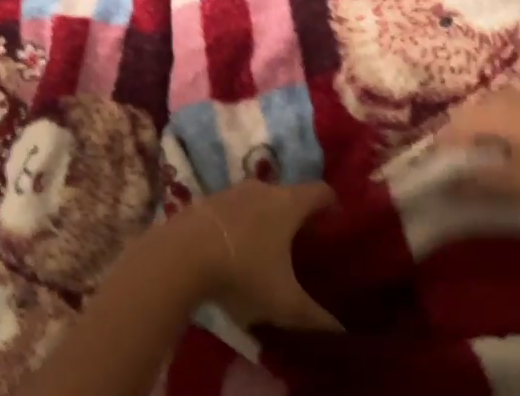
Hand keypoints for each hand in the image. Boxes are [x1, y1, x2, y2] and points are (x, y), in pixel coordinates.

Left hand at [170, 180, 340, 331]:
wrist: (179, 256)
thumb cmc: (242, 271)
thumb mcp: (284, 303)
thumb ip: (316, 317)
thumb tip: (340, 331)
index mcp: (288, 203)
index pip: (321, 191)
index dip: (333, 206)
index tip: (337, 228)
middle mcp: (262, 188)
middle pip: (289, 195)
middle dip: (298, 218)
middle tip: (304, 248)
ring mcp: (230, 191)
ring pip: (258, 201)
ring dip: (265, 221)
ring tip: (268, 252)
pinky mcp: (205, 202)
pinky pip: (232, 211)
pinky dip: (239, 226)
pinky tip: (235, 252)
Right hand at [435, 89, 519, 213]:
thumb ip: (480, 184)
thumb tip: (444, 186)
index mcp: (495, 110)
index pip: (450, 131)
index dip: (438, 159)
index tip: (435, 186)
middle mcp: (506, 97)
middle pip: (466, 122)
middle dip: (456, 151)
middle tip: (455, 185)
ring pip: (487, 122)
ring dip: (478, 148)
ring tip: (479, 180)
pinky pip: (507, 122)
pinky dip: (498, 142)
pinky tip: (508, 166)